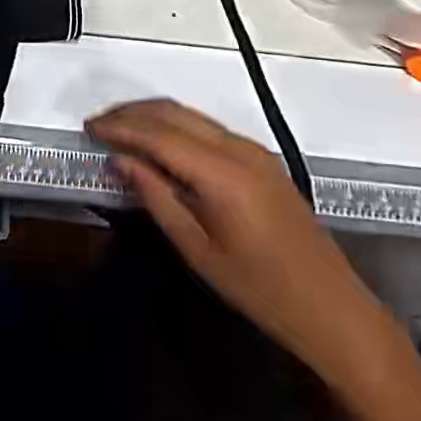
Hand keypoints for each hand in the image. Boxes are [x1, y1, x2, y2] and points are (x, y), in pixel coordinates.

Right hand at [88, 100, 420, 420]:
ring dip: (152, 116)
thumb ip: (157, 197)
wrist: (332, 307)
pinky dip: (175, 126)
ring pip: (192, 115)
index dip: (120, 127)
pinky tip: (158, 142)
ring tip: (118, 129)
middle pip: (175, 112)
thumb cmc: (259, 288)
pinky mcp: (260, 158)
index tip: (88, 127)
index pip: (159, 134)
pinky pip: (207, 128)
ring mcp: (253, 150)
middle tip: (97, 124)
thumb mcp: (198, 249)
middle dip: (132, 112)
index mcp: (222, 173)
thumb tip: (120, 160)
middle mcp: (238, 148)